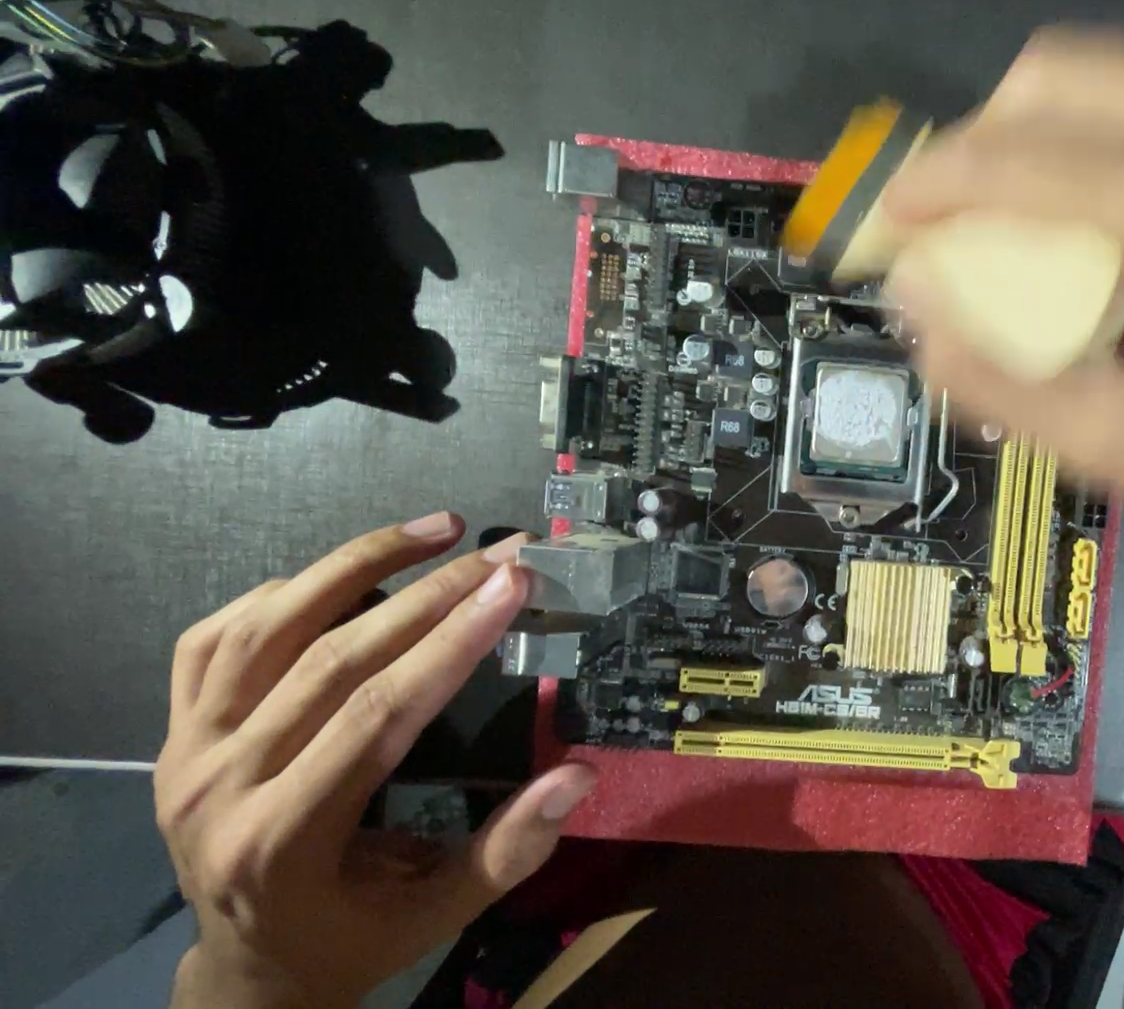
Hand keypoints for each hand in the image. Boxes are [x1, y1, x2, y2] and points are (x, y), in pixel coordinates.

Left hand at [155, 515, 596, 1008]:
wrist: (248, 967)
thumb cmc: (358, 935)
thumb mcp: (443, 910)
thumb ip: (512, 847)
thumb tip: (580, 774)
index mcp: (282, 840)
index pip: (378, 713)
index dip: (453, 640)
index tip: (513, 583)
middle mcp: (216, 787)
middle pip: (332, 659)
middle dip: (435, 592)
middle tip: (506, 552)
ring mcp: (183, 753)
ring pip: (267, 627)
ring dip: (361, 563)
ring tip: (441, 528)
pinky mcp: (172, 731)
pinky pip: (215, 637)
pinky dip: (285, 590)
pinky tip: (348, 574)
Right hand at [883, 29, 1123, 666]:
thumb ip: (1018, 385)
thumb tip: (915, 306)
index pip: (1034, 150)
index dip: (937, 181)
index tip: (886, 225)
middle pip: (1064, 77)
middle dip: (984, 155)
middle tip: (956, 244)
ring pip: (1111, 79)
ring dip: (1043, 157)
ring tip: (1031, 254)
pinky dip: (1105, 159)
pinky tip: (1110, 243)